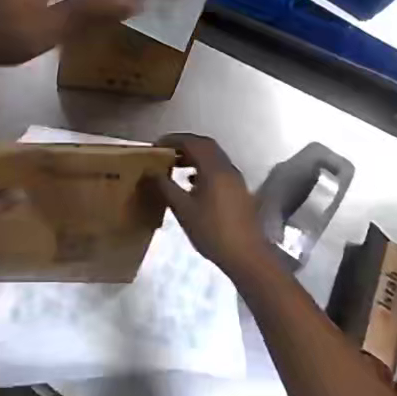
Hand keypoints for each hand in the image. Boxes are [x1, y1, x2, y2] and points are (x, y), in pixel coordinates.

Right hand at [146, 133, 271, 274]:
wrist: (246, 255)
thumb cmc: (212, 231)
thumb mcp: (183, 209)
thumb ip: (165, 187)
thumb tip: (150, 172)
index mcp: (213, 168)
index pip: (192, 142)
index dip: (173, 140)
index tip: (156, 145)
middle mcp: (227, 168)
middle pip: (205, 145)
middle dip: (184, 145)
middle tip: (165, 152)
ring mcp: (235, 179)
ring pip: (213, 157)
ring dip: (195, 156)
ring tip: (175, 166)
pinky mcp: (239, 190)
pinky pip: (219, 169)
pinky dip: (203, 168)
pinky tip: (192, 183)